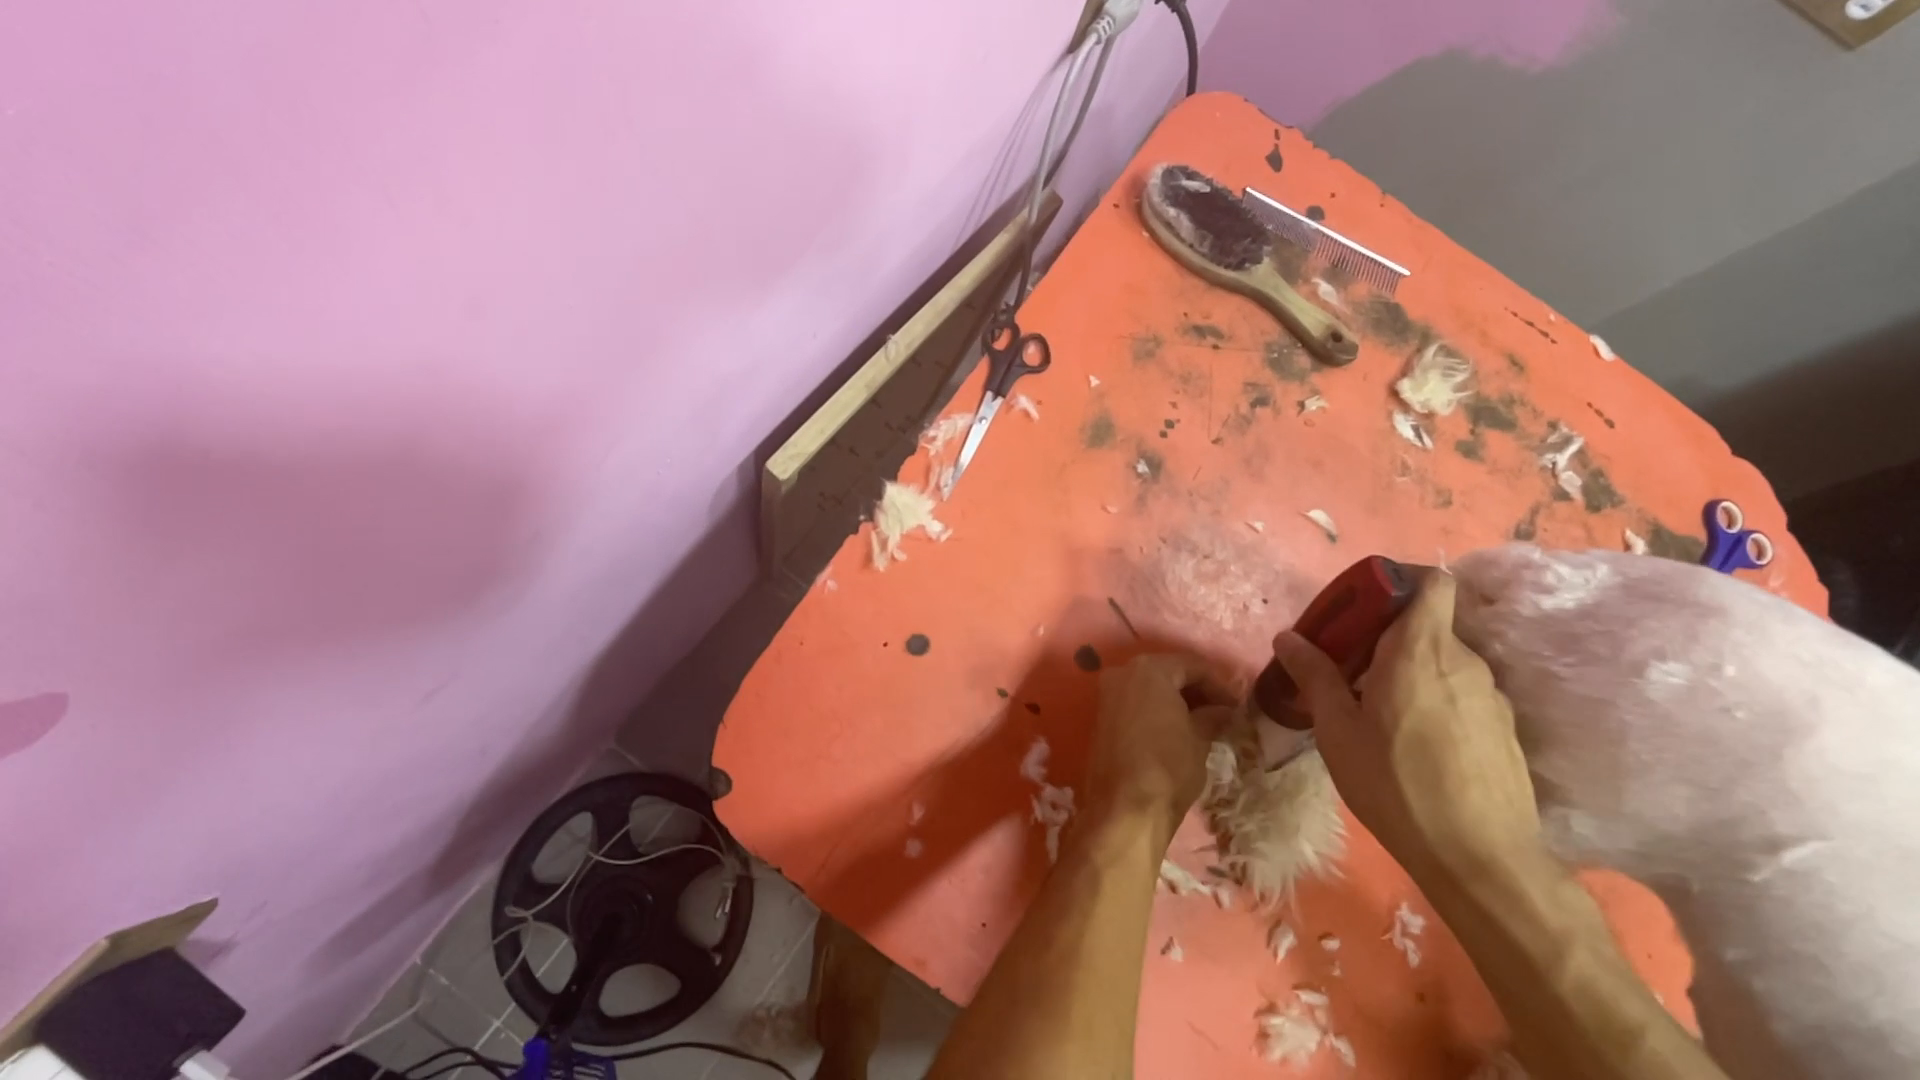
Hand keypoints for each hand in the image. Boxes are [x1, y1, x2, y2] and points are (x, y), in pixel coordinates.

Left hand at [1085, 654, 1230, 843]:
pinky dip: (1158, 712)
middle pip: (1169, 674)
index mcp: (1149, 669)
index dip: (1219, 685)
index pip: (1193, 666)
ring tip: (1205, 724)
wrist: (1125, 809)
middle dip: (1197, 692)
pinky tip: (1179, 731)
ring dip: (1178, 702)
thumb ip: (1213, 716)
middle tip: (1224, 713)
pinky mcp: (1101, 719)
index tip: (1238, 705)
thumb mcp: (1200, 738)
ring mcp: (1107, 696)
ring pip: (1151, 689)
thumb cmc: (1168, 767)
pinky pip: (1136, 705)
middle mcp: (1122, 674)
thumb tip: (1224, 710)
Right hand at [1271, 572, 1543, 881]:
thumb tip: (1288, 637)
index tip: (1362, 606)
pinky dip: (1434, 700)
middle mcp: (1463, 661)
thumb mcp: (1338, 732)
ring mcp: (1491, 695)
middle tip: (1348, 669)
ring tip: (1376, 712)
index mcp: (1420, 651)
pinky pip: (1461, 693)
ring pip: (1443, 662)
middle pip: (1427, 625)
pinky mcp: (1504, 728)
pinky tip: (1414, 743)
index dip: (1400, 581)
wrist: (1481, 857)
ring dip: (1409, 671)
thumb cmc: (1396, 785)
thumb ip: (1315, 676)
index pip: (1431, 582)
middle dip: (1387, 636)